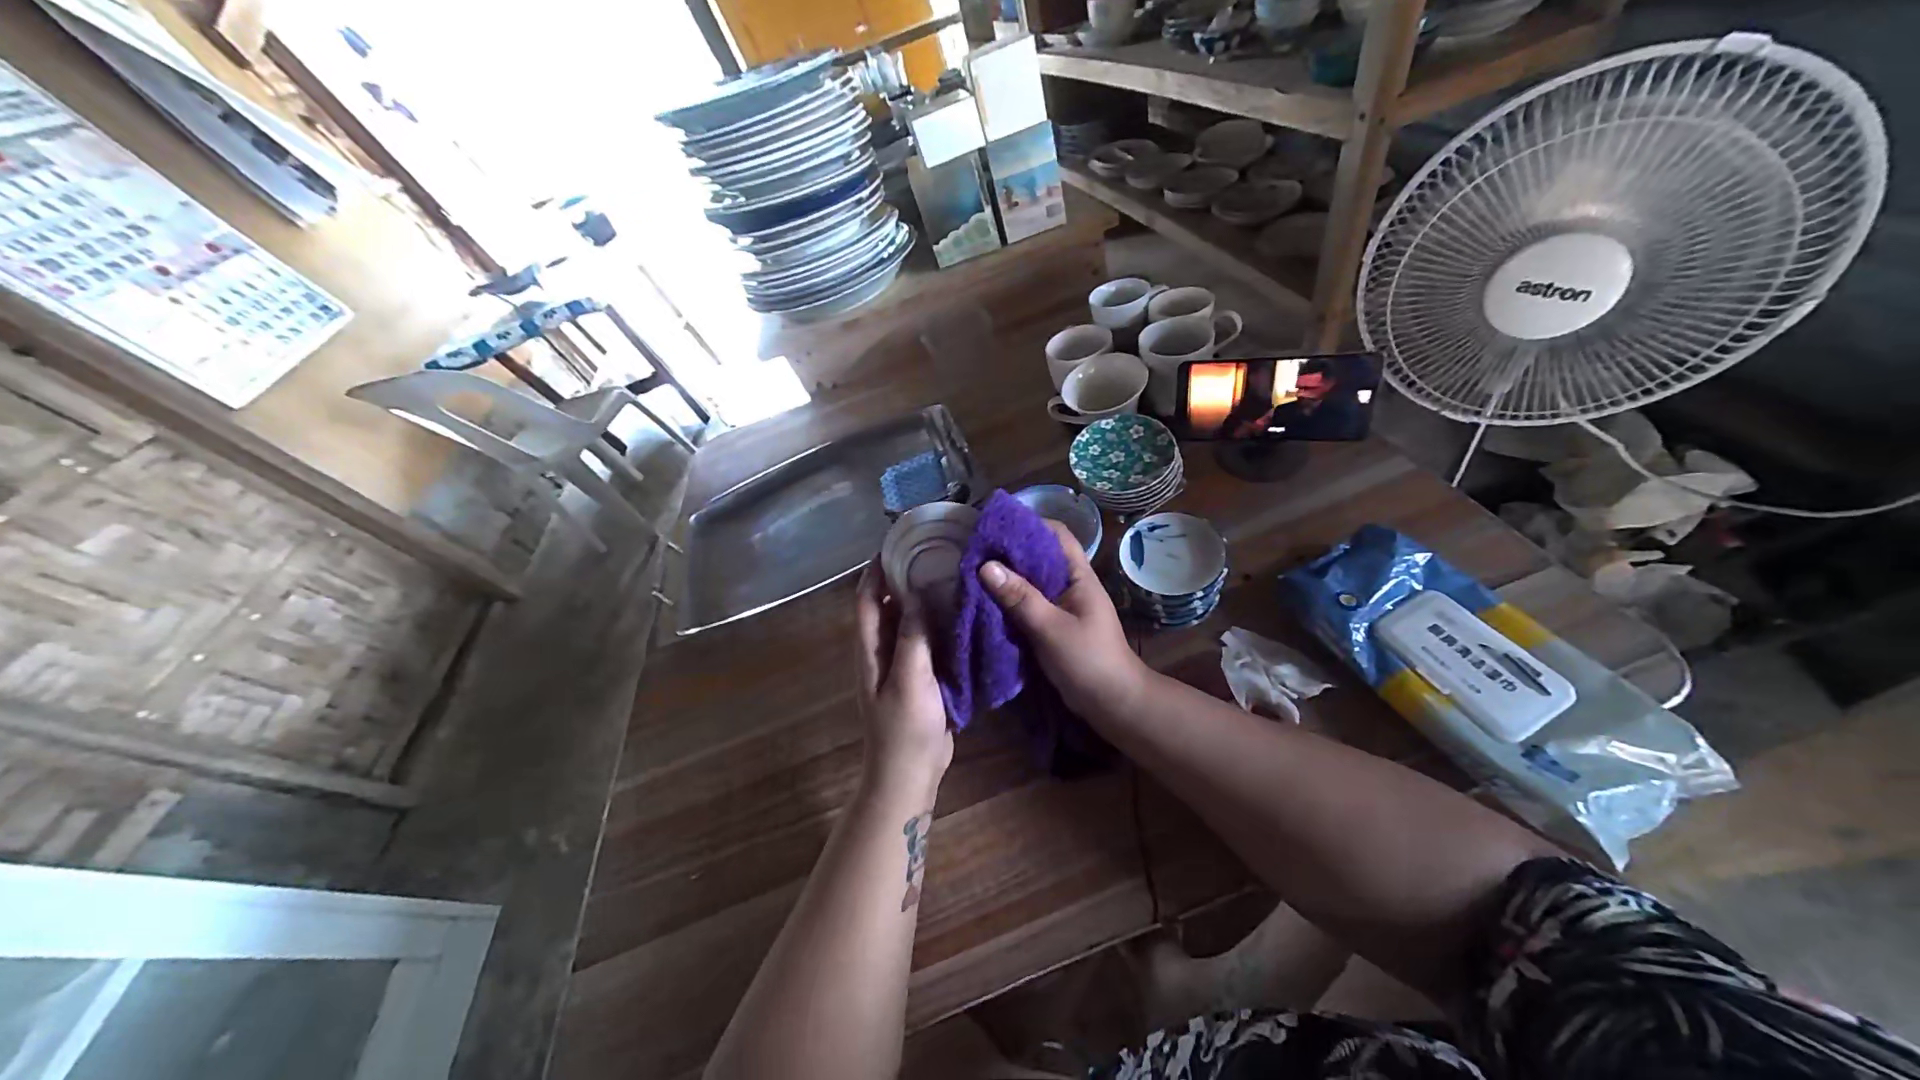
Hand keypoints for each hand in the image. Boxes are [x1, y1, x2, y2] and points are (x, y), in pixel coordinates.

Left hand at [855, 564, 952, 797]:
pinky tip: (962, 613)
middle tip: (933, 552)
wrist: (910, 774)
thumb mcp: (909, 679)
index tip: (897, 542)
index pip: (867, 599)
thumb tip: (916, 593)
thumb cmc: (904, 728)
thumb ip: (912, 637)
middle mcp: (882, 651)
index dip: (876, 570)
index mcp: (871, 649)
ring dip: (924, 599)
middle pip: (889, 606)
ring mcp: (902, 665)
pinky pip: (928, 642)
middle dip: (904, 578)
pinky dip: (939, 624)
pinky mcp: (922, 677)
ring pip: (910, 622)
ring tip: (950, 573)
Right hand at [977, 520, 1153, 721]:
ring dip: (1008, 578)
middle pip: (1040, 557)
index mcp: (1079, 577)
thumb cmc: (1089, 661)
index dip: (1029, 524)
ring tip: (975, 573)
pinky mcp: (1054, 626)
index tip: (996, 526)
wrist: (1114, 704)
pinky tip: (987, 603)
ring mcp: (1063, 606)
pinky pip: (1029, 605)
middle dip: (1010, 552)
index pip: (1056, 535)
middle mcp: (1071, 586)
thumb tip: (986, 566)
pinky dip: (1010, 601)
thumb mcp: (1051, 628)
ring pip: (1032, 582)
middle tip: (976, 551)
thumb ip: (1020, 597)